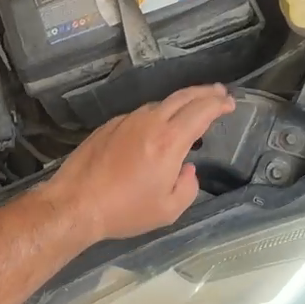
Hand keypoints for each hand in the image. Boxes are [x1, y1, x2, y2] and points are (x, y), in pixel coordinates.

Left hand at [37, 84, 235, 245]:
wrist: (75, 203)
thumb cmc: (124, 211)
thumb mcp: (168, 210)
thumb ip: (188, 187)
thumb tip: (188, 170)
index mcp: (169, 141)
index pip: (201, 111)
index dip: (219, 103)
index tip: (229, 103)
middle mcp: (149, 122)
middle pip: (183, 96)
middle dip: (205, 92)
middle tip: (219, 93)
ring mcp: (126, 121)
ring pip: (160, 104)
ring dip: (180, 103)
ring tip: (191, 111)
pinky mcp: (109, 125)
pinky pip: (140, 114)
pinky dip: (156, 115)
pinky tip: (156, 128)